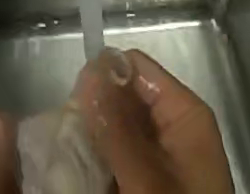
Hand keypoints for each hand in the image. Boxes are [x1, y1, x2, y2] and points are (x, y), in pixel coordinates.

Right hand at [72, 48, 234, 193]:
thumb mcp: (149, 180)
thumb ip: (119, 127)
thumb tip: (91, 67)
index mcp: (183, 112)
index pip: (134, 68)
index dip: (102, 80)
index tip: (73, 109)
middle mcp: (170, 128)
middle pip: (118, 100)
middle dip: (89, 118)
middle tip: (67, 146)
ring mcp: (156, 160)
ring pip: (109, 135)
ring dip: (85, 147)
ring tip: (66, 165)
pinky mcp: (142, 185)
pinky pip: (110, 164)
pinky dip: (91, 171)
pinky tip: (76, 180)